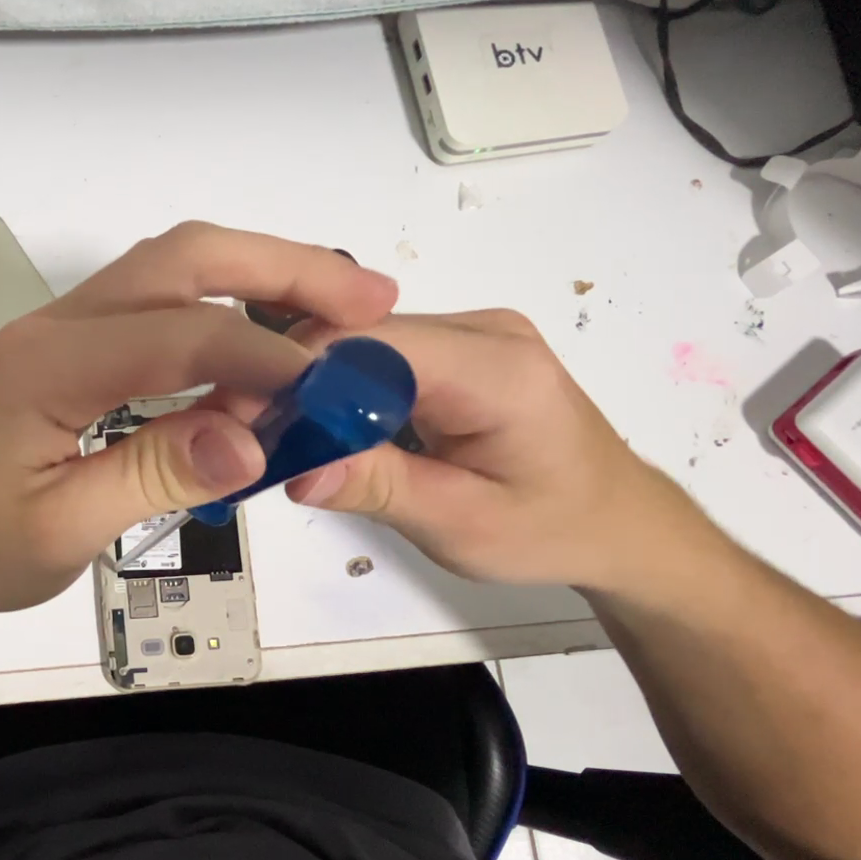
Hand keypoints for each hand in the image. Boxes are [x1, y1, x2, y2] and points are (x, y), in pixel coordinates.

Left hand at [0, 222, 398, 613]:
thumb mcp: (63, 528)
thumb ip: (154, 475)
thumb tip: (249, 440)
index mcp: (47, 367)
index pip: (180, 334)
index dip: (263, 356)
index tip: (331, 388)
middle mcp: (55, 327)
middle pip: (181, 259)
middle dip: (280, 270)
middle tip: (366, 300)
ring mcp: (60, 332)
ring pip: (170, 272)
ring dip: (255, 281)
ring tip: (334, 312)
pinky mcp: (68, 353)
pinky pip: (153, 310)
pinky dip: (218, 314)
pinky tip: (260, 345)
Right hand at [283, 310, 712, 589]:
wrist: (615, 522)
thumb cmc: (549, 529)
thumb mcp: (460, 524)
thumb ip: (378, 488)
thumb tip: (295, 468)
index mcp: (496, 369)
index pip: (372, 343)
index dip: (299, 371)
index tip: (245, 418)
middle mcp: (483, 330)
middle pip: (360, 335)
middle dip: (295, 380)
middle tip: (244, 432)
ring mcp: (471, 334)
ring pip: (362, 342)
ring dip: (312, 386)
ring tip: (272, 434)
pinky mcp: (457, 350)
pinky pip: (380, 356)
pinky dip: (339, 390)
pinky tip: (317, 427)